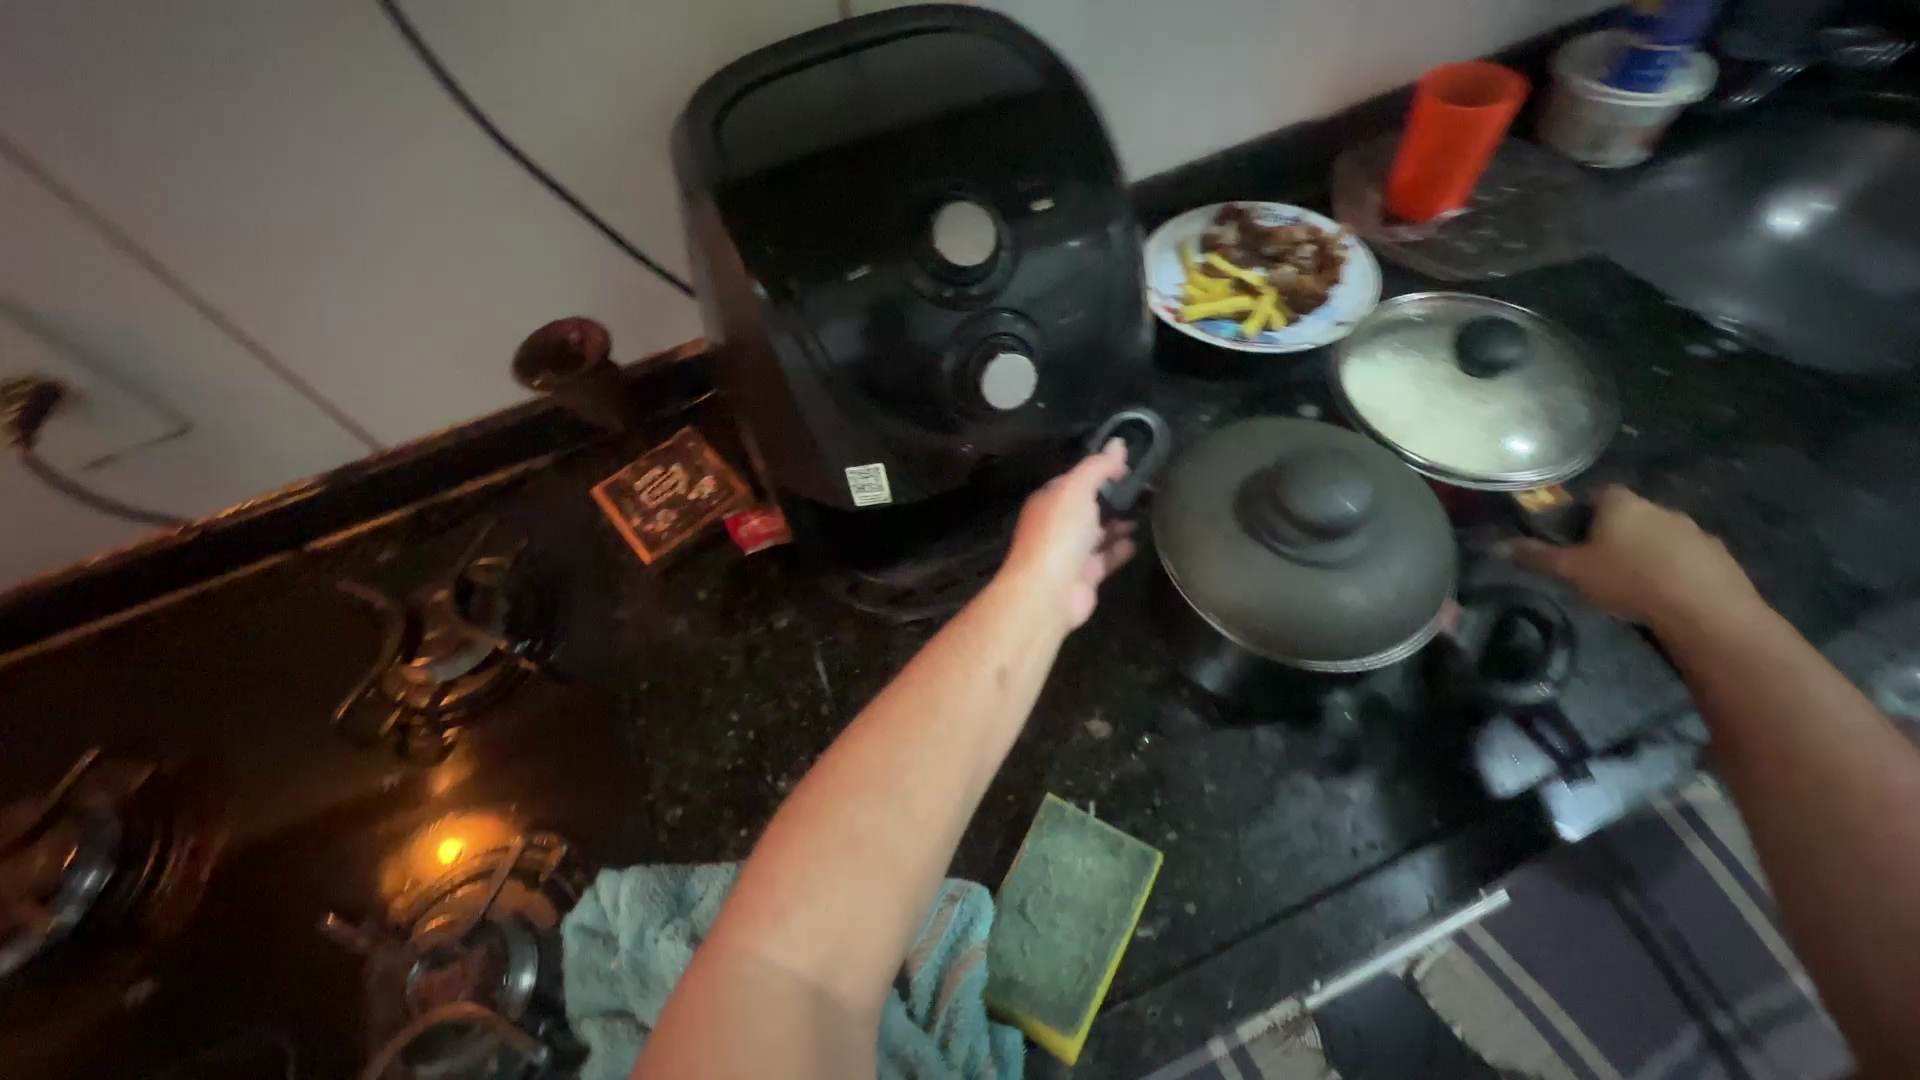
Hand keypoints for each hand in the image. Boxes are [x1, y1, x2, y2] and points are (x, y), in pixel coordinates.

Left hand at [1001, 440, 1138, 629]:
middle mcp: (1056, 525)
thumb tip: (1118, 444)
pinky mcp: (1084, 576)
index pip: (1074, 480)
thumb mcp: (1077, 489)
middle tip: (1143, 490)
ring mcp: (1069, 552)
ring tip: (1145, 513)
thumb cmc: (1059, 533)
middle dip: (1111, 499)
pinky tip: (1136, 541)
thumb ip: (1097, 467)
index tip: (1127, 466)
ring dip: (1118, 524)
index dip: (1098, 471)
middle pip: (1086, 507)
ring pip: (1097, 533)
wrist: (1048, 591)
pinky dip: (1119, 550)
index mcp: (1048, 500)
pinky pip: (1105, 558)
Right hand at [1504, 485, 1759, 629]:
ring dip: (1645, 550)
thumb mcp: (1571, 571)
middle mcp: (1659, 508)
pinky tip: (1663, 591)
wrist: (1704, 609)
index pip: (1598, 494)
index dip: (1582, 511)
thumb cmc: (1628, 580)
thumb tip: (1497, 545)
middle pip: (1629, 514)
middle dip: (1613, 532)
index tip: (1572, 535)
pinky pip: (1685, 555)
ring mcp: (1694, 530)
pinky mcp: (1718, 554)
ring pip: (1658, 535)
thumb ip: (1536, 556)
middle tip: (1596, 562)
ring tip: (1631, 581)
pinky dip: (1672, 567)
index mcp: (1622, 505)